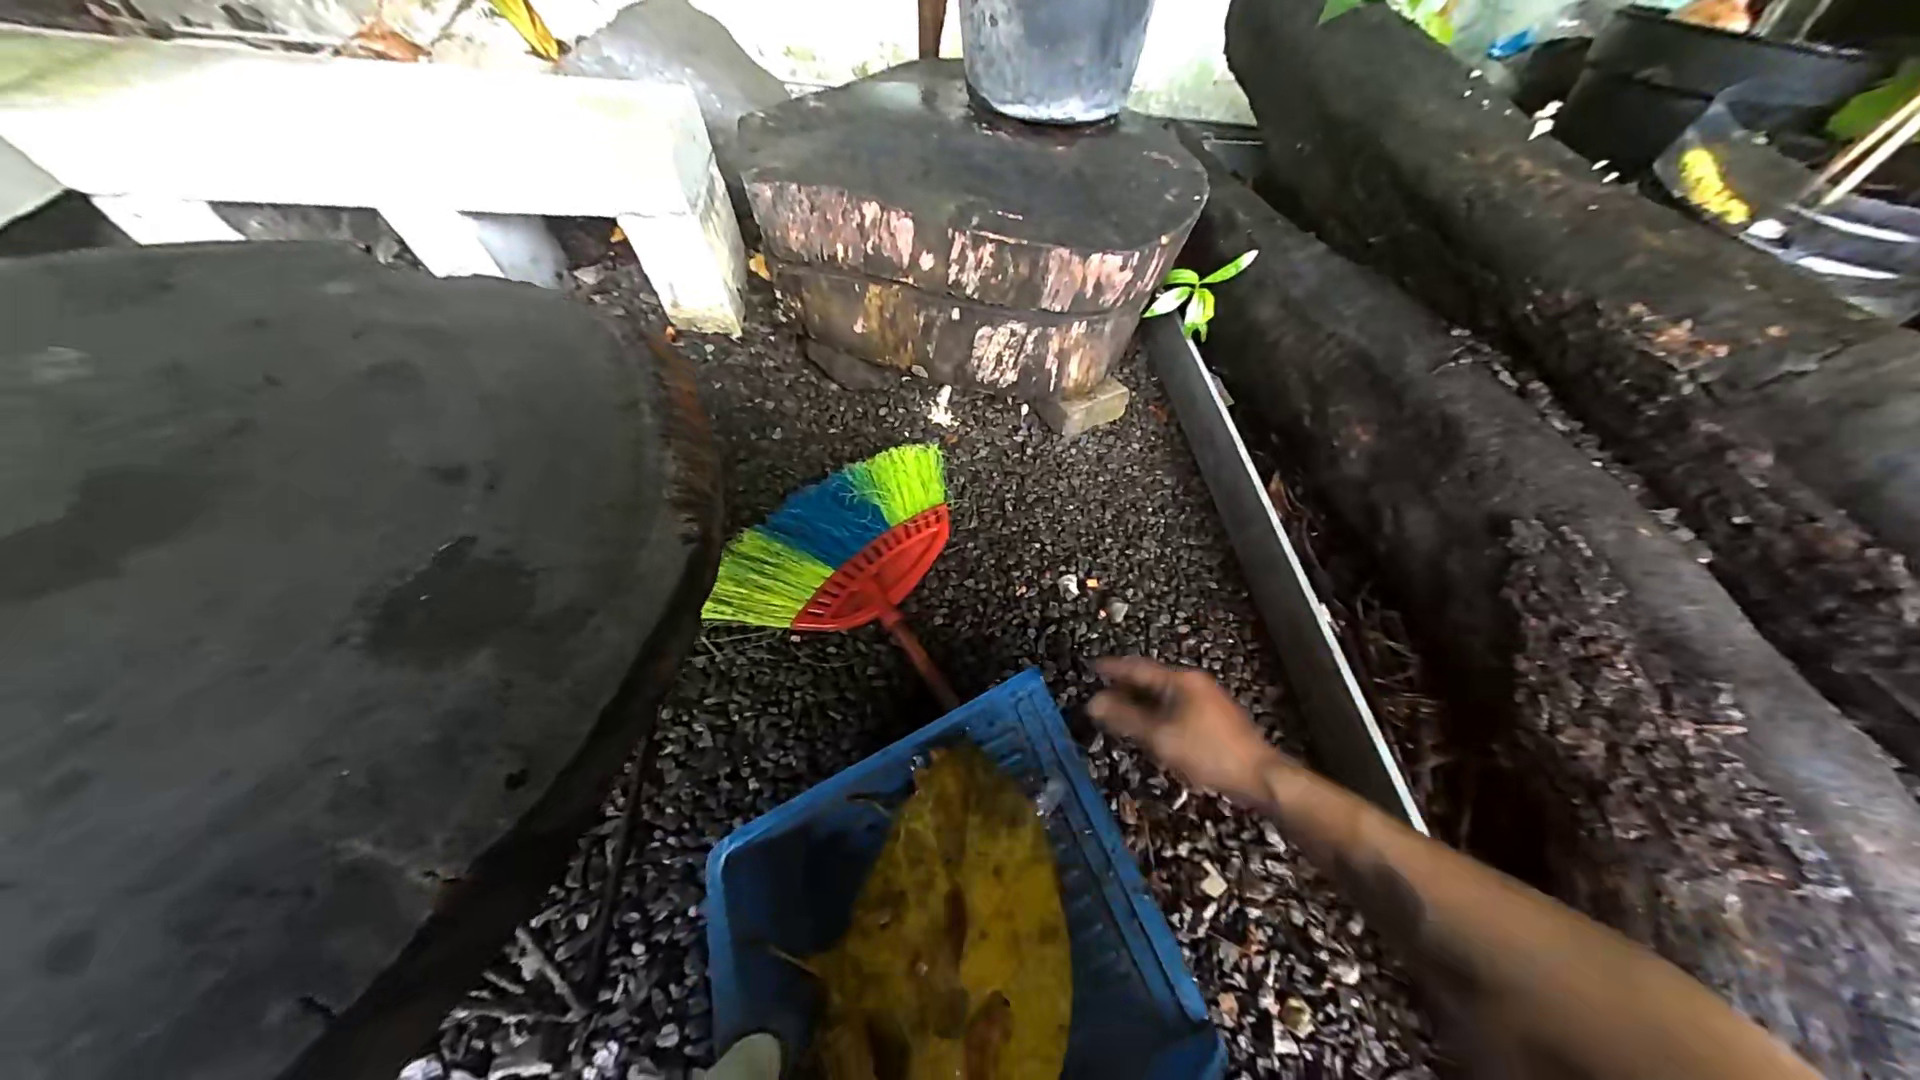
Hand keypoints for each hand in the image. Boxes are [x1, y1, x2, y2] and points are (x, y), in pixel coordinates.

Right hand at [1087, 657, 1288, 803]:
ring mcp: (1206, 698)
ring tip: (1120, 711)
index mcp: (1181, 681)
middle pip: (1152, 679)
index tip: (1093, 666)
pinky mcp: (1213, 716)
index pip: (1138, 668)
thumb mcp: (1160, 737)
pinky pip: (1176, 705)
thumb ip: (1125, 718)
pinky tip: (1149, 727)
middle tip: (1102, 693)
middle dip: (1125, 686)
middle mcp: (1194, 682)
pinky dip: (1157, 711)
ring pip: (1164, 694)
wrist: (1260, 777)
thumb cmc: (1208, 753)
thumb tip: (1093, 703)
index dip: (1113, 668)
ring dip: (1141, 701)